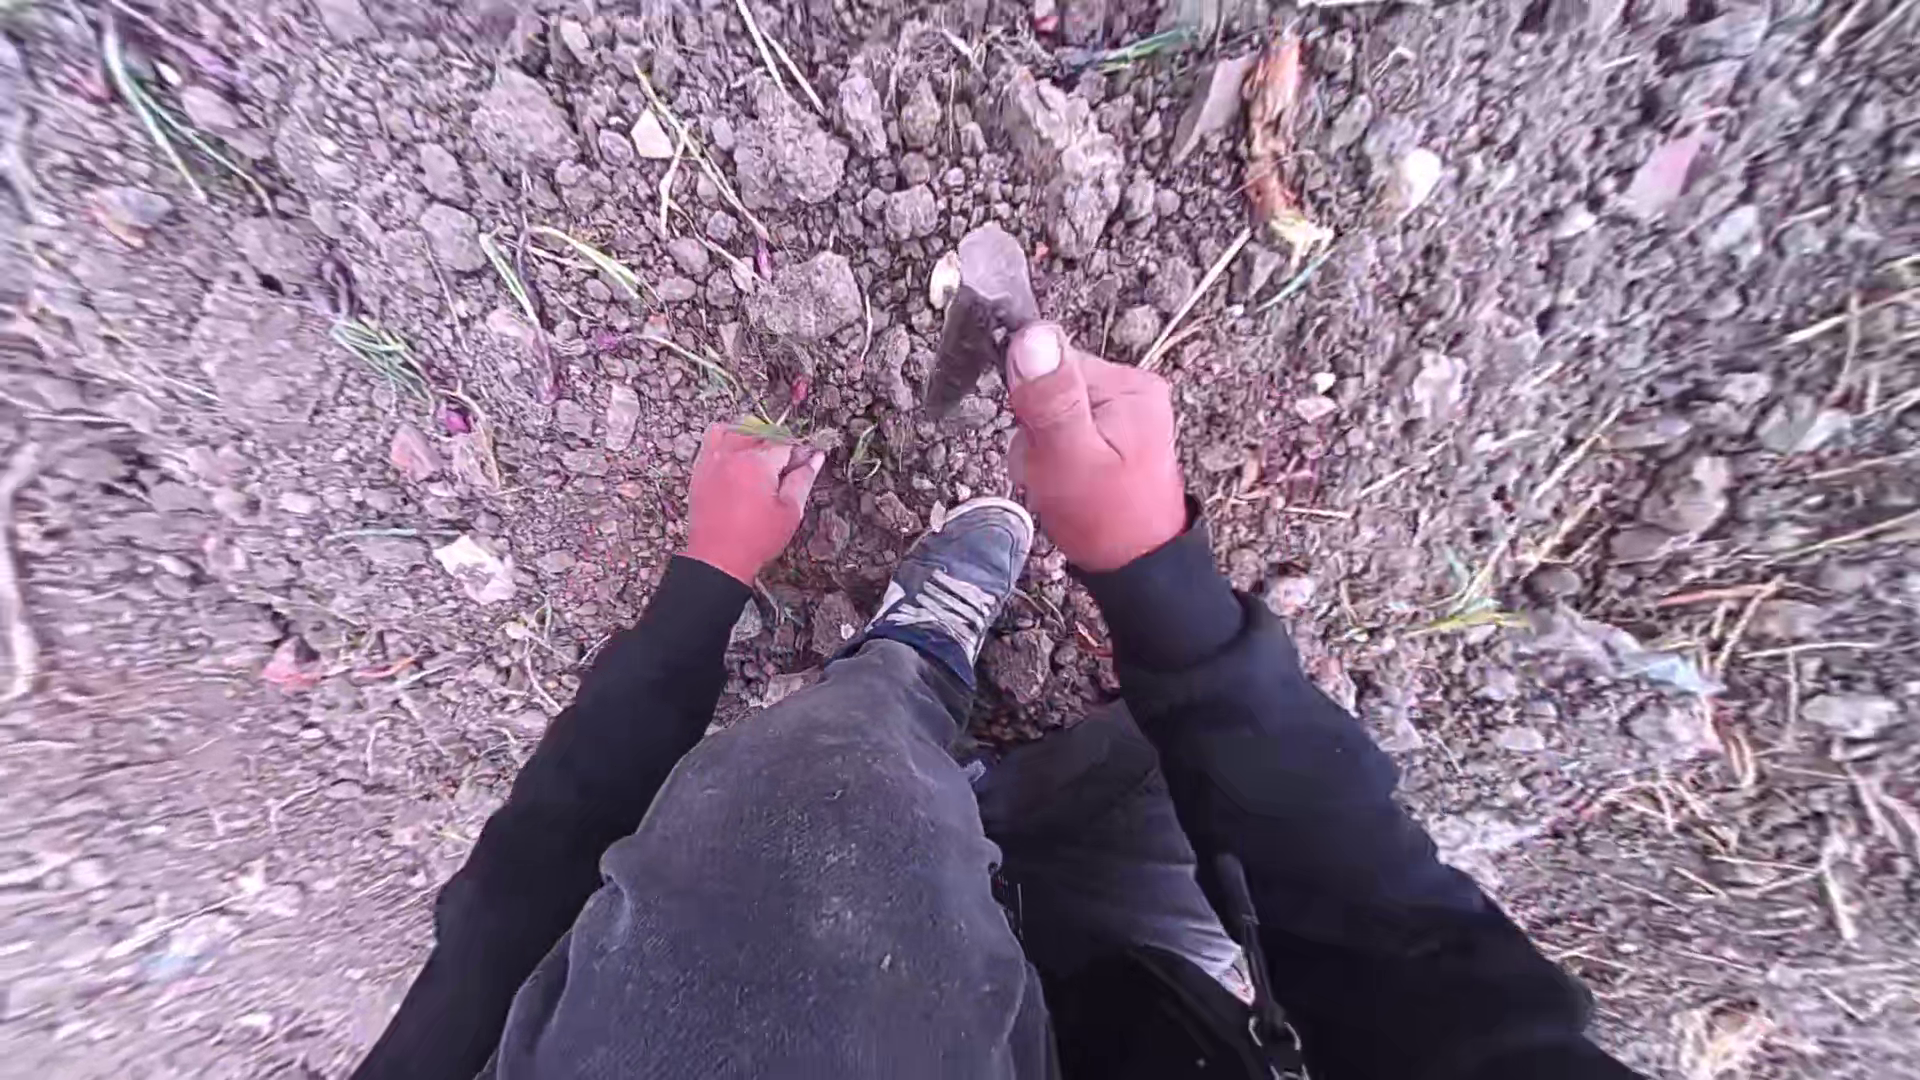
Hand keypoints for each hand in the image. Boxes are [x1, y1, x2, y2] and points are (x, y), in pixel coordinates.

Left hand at [682, 424, 823, 584]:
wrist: (718, 558)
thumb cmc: (757, 538)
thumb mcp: (790, 511)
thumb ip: (803, 479)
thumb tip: (816, 458)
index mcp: (758, 463)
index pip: (785, 443)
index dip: (800, 452)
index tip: (807, 462)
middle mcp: (733, 455)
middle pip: (761, 433)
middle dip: (778, 443)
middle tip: (789, 465)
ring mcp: (713, 460)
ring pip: (734, 430)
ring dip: (751, 435)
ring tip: (762, 455)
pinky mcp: (700, 471)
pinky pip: (712, 441)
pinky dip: (727, 440)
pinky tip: (738, 457)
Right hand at [1005, 323, 1186, 571]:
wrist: (1135, 567)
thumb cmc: (1107, 520)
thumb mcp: (1071, 459)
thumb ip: (1051, 400)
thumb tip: (1031, 336)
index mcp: (1127, 387)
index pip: (1052, 364)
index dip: (1030, 405)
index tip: (1040, 440)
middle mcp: (1129, 391)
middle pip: (1049, 389)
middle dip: (1036, 434)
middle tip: (1051, 470)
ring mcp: (1121, 414)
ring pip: (1049, 415)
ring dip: (1040, 451)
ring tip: (1059, 482)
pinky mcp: (1111, 435)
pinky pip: (1060, 434)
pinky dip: (1052, 460)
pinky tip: (1065, 482)